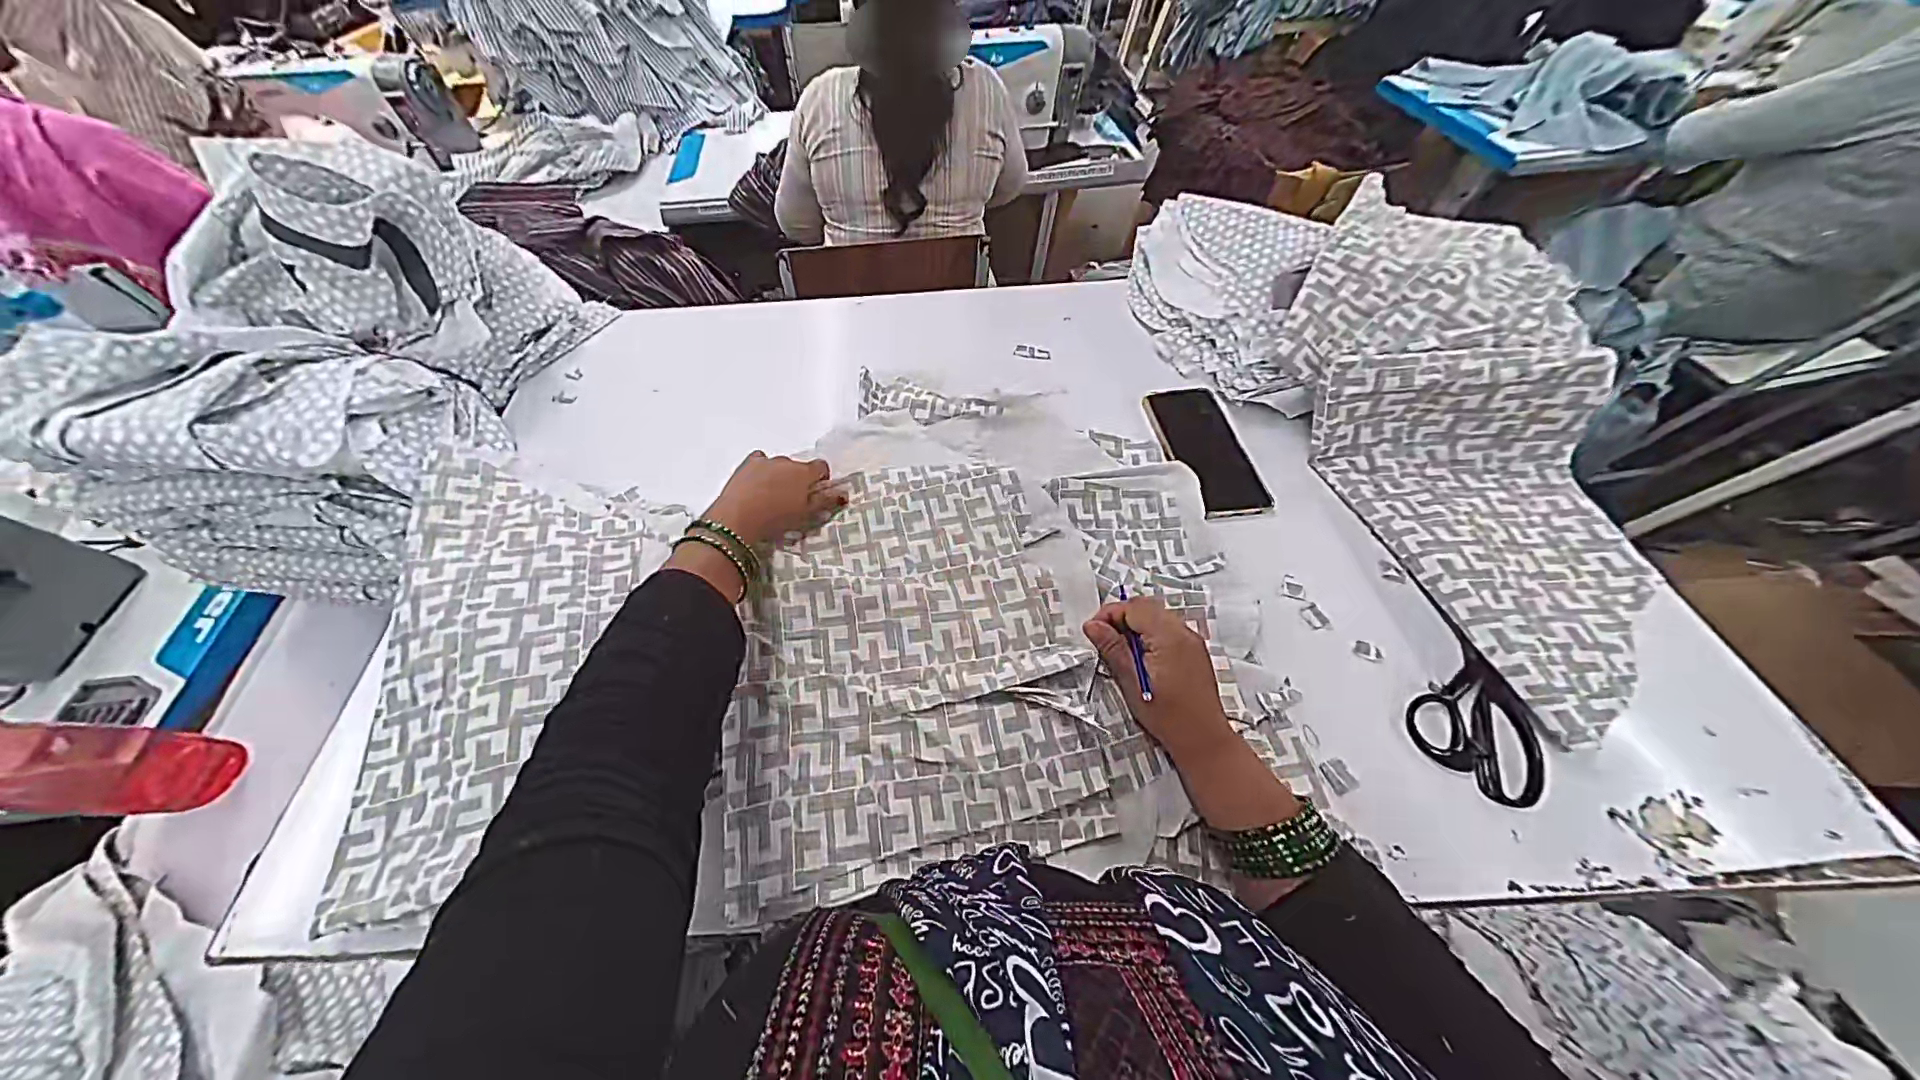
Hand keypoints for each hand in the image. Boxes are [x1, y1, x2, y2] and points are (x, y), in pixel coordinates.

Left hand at [701, 451, 845, 547]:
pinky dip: (761, 469)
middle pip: (799, 466)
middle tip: (793, 500)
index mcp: (804, 472)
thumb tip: (843, 494)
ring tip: (773, 497)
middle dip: (798, 479)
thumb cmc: (776, 519)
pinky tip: (758, 484)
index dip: (821, 479)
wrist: (738, 520)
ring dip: (780, 475)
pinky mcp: (747, 465)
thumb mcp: (806, 515)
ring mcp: (765, 461)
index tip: (817, 491)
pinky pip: (759, 461)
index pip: (821, 467)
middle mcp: (786, 462)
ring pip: (779, 465)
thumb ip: (825, 501)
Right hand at [1082, 596, 1237, 761]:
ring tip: (1121, 652)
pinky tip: (1140, 659)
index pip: (1134, 607)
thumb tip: (1093, 626)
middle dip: (1121, 618)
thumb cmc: (1169, 717)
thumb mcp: (1132, 683)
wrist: (1203, 739)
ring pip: (1156, 617)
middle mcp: (1184, 633)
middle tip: (1104, 639)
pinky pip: (1167, 630)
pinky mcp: (1194, 651)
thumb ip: (1113, 649)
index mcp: (1169, 637)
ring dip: (1135, 627)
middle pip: (1146, 608)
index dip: (1109, 614)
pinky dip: (1149, 636)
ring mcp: (1192, 641)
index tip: (1094, 630)